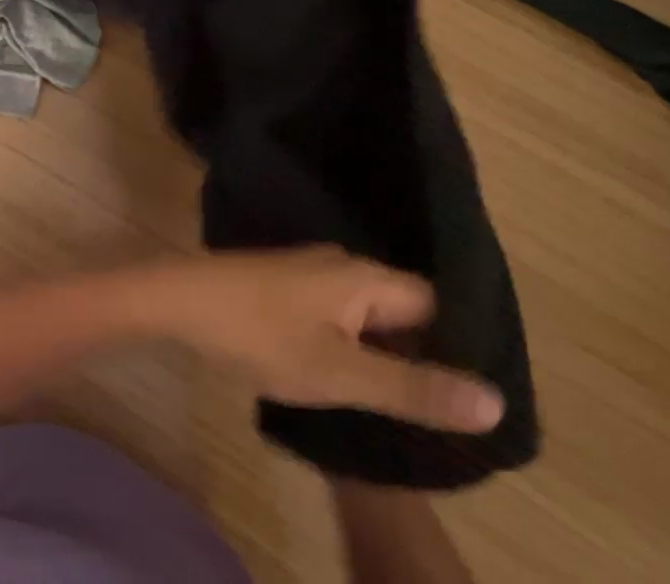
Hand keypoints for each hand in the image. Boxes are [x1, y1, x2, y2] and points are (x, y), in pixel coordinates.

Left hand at [143, 247, 505, 433]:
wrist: (173, 301)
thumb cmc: (258, 334)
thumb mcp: (339, 372)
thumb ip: (413, 388)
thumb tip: (496, 403)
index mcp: (366, 278)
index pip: (436, 308)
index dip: (454, 349)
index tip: (463, 393)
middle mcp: (339, 265)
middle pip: (398, 310)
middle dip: (413, 352)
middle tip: (428, 404)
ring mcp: (302, 272)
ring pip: (358, 314)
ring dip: (371, 350)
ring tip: (385, 396)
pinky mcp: (274, 285)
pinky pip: (326, 314)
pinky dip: (337, 341)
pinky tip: (333, 370)